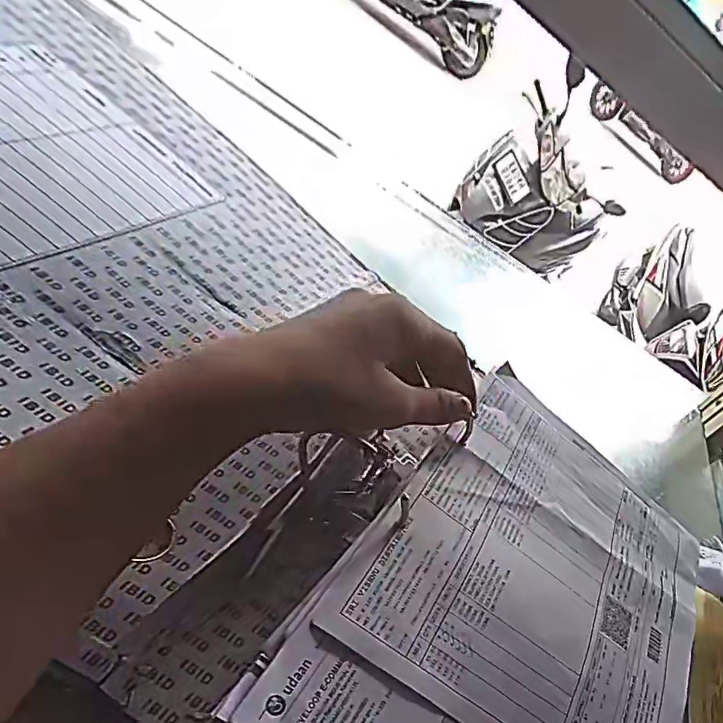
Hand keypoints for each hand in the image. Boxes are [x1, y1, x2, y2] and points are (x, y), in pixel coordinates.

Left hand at [229, 289, 476, 435]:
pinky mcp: (330, 327)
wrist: (253, 380)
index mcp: (403, 317)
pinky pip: (375, 349)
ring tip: (416, 414)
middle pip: (426, 344)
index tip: (469, 416)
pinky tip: (383, 399)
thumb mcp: (389, 404)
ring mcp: (352, 312)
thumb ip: (432, 405)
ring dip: (415, 380)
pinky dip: (389, 374)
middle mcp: (380, 305)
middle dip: (441, 381)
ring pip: (399, 347)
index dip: (466, 384)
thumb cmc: (330, 388)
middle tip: (446, 416)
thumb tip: (461, 408)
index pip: (451, 349)